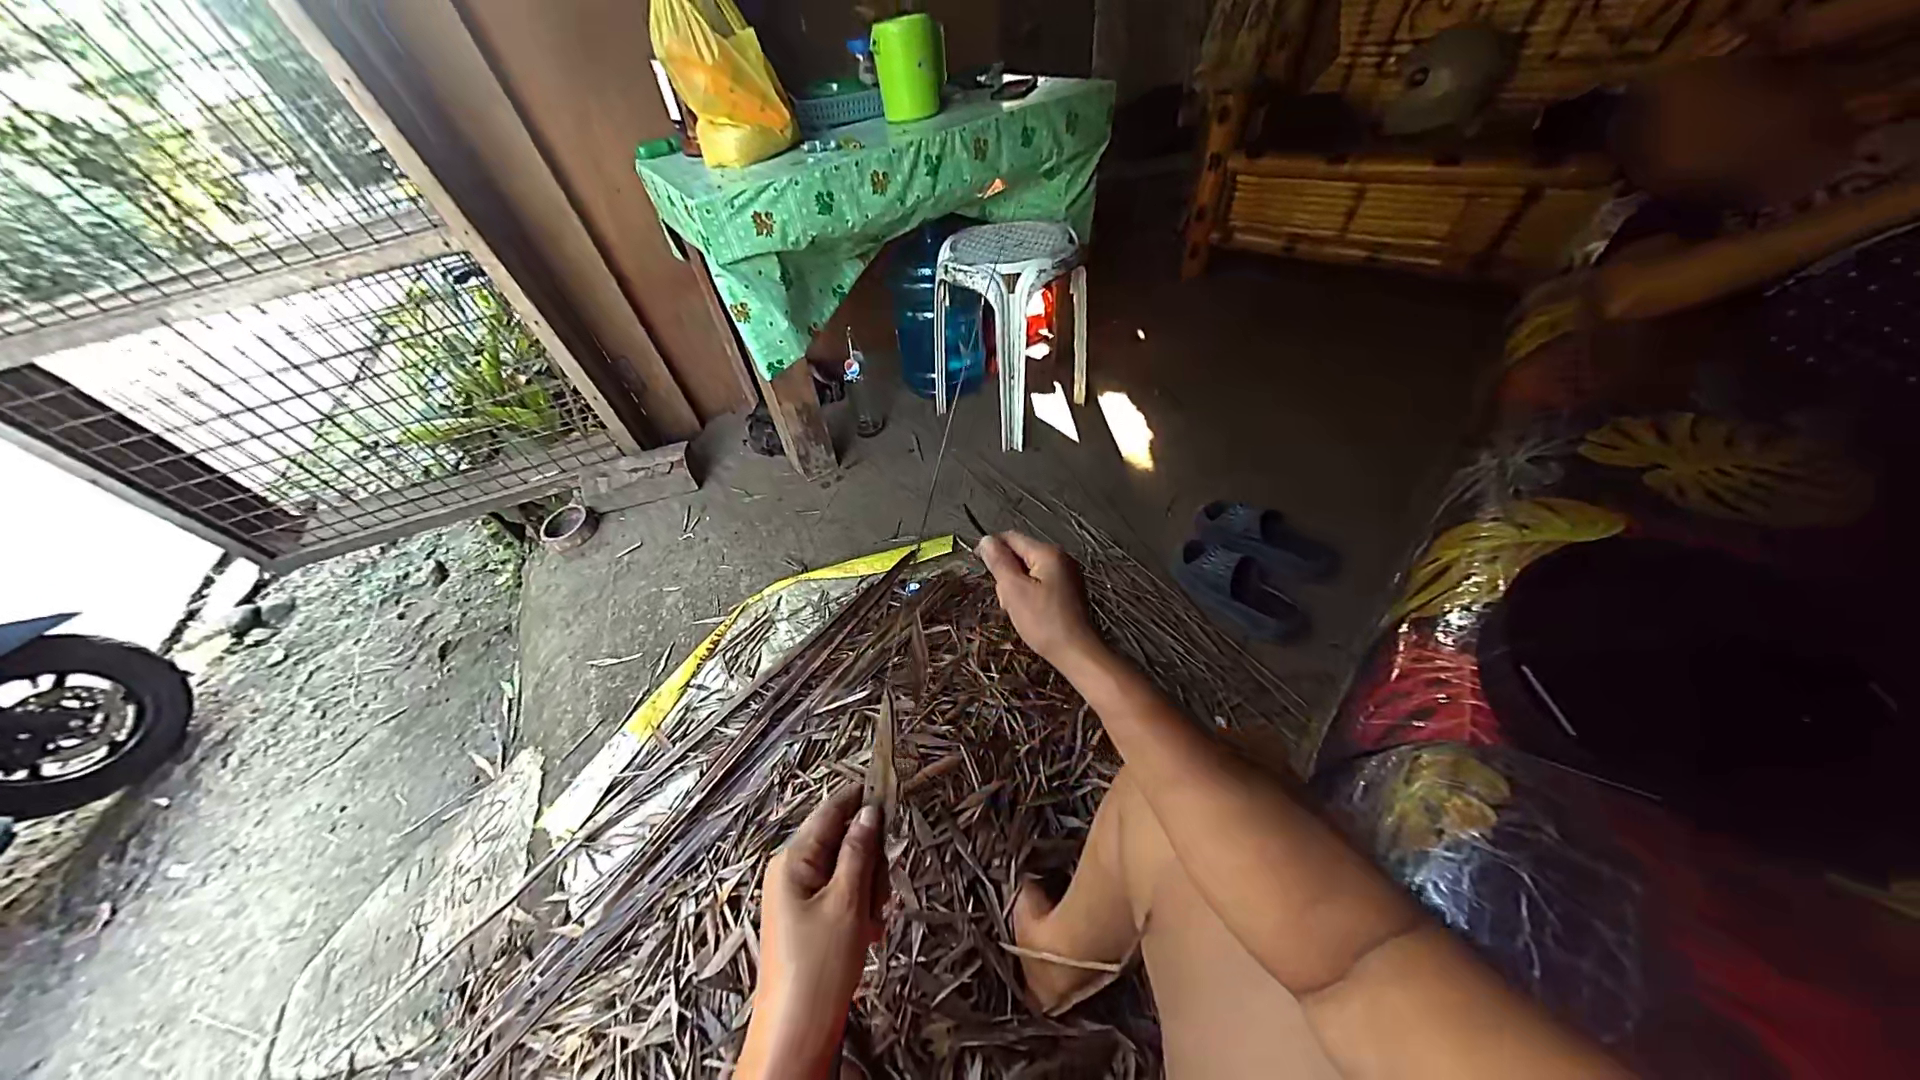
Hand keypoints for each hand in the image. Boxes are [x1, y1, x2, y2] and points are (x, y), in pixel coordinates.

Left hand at [738, 786, 886, 1079]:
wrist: (797, 1033)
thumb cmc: (817, 969)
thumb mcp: (846, 902)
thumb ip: (859, 851)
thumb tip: (870, 811)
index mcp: (792, 860)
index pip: (831, 810)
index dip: (860, 798)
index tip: (890, 789)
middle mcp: (792, 871)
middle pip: (842, 839)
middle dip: (869, 859)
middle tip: (881, 889)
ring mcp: (799, 894)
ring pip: (847, 867)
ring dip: (868, 885)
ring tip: (873, 917)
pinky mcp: (809, 915)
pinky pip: (842, 892)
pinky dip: (860, 904)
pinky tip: (868, 929)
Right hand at [978, 531, 1101, 667]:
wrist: (1077, 652)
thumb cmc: (1043, 621)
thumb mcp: (1014, 589)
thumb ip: (999, 561)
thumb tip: (986, 539)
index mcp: (1048, 553)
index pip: (1012, 538)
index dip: (992, 548)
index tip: (979, 566)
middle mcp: (1061, 558)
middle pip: (1021, 555)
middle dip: (1007, 574)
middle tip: (1006, 599)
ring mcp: (1067, 575)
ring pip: (1029, 571)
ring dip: (1016, 587)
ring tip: (1017, 610)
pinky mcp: (1069, 591)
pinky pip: (1041, 584)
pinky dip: (1030, 595)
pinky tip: (1029, 613)